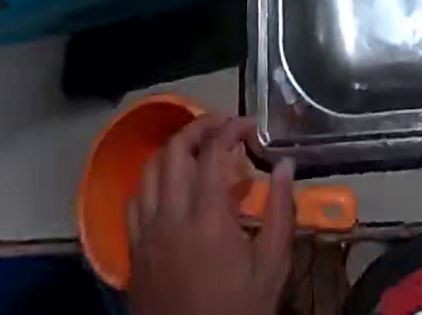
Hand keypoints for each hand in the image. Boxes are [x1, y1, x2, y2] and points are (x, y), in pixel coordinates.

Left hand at [127, 114, 294, 314]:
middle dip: (199, 126)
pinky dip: (152, 179)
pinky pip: (135, 197)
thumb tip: (287, 165)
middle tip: (222, 126)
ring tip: (197, 147)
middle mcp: (171, 214)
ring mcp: (147, 229)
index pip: (213, 152)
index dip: (230, 128)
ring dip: (174, 148)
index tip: (248, 125)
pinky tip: (169, 185)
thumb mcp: (271, 270)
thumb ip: (282, 213)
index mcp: (207, 217)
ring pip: (151, 168)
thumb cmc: (238, 313)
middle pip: (175, 149)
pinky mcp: (134, 247)